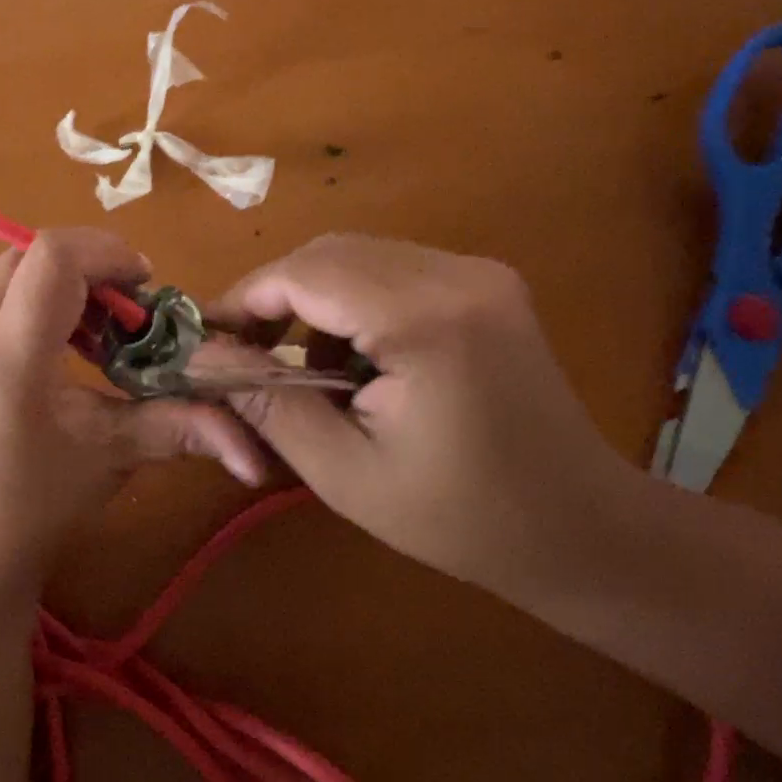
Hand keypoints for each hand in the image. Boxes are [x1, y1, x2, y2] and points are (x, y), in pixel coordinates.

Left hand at [0, 229, 266, 574]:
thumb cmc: (40, 503)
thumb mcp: (115, 454)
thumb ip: (183, 427)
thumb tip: (258, 450)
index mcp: (10, 357)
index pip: (54, 258)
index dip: (107, 254)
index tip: (146, 285)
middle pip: (32, 253)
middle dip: (90, 265)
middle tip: (131, 306)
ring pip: (14, 268)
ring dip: (65, 280)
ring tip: (103, 327)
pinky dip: (39, 296)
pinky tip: (67, 341)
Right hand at [208, 234, 630, 590]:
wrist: (581, 528)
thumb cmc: (460, 517)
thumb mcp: (344, 473)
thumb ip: (268, 405)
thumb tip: (201, 356)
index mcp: (426, 320)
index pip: (305, 273)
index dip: (245, 298)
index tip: (206, 341)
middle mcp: (456, 274)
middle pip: (329, 253)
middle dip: (274, 297)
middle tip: (241, 353)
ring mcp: (478, 273)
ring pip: (356, 256)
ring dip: (311, 299)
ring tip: (295, 366)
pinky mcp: (484, 284)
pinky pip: (390, 270)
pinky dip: (350, 302)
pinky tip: (349, 359)